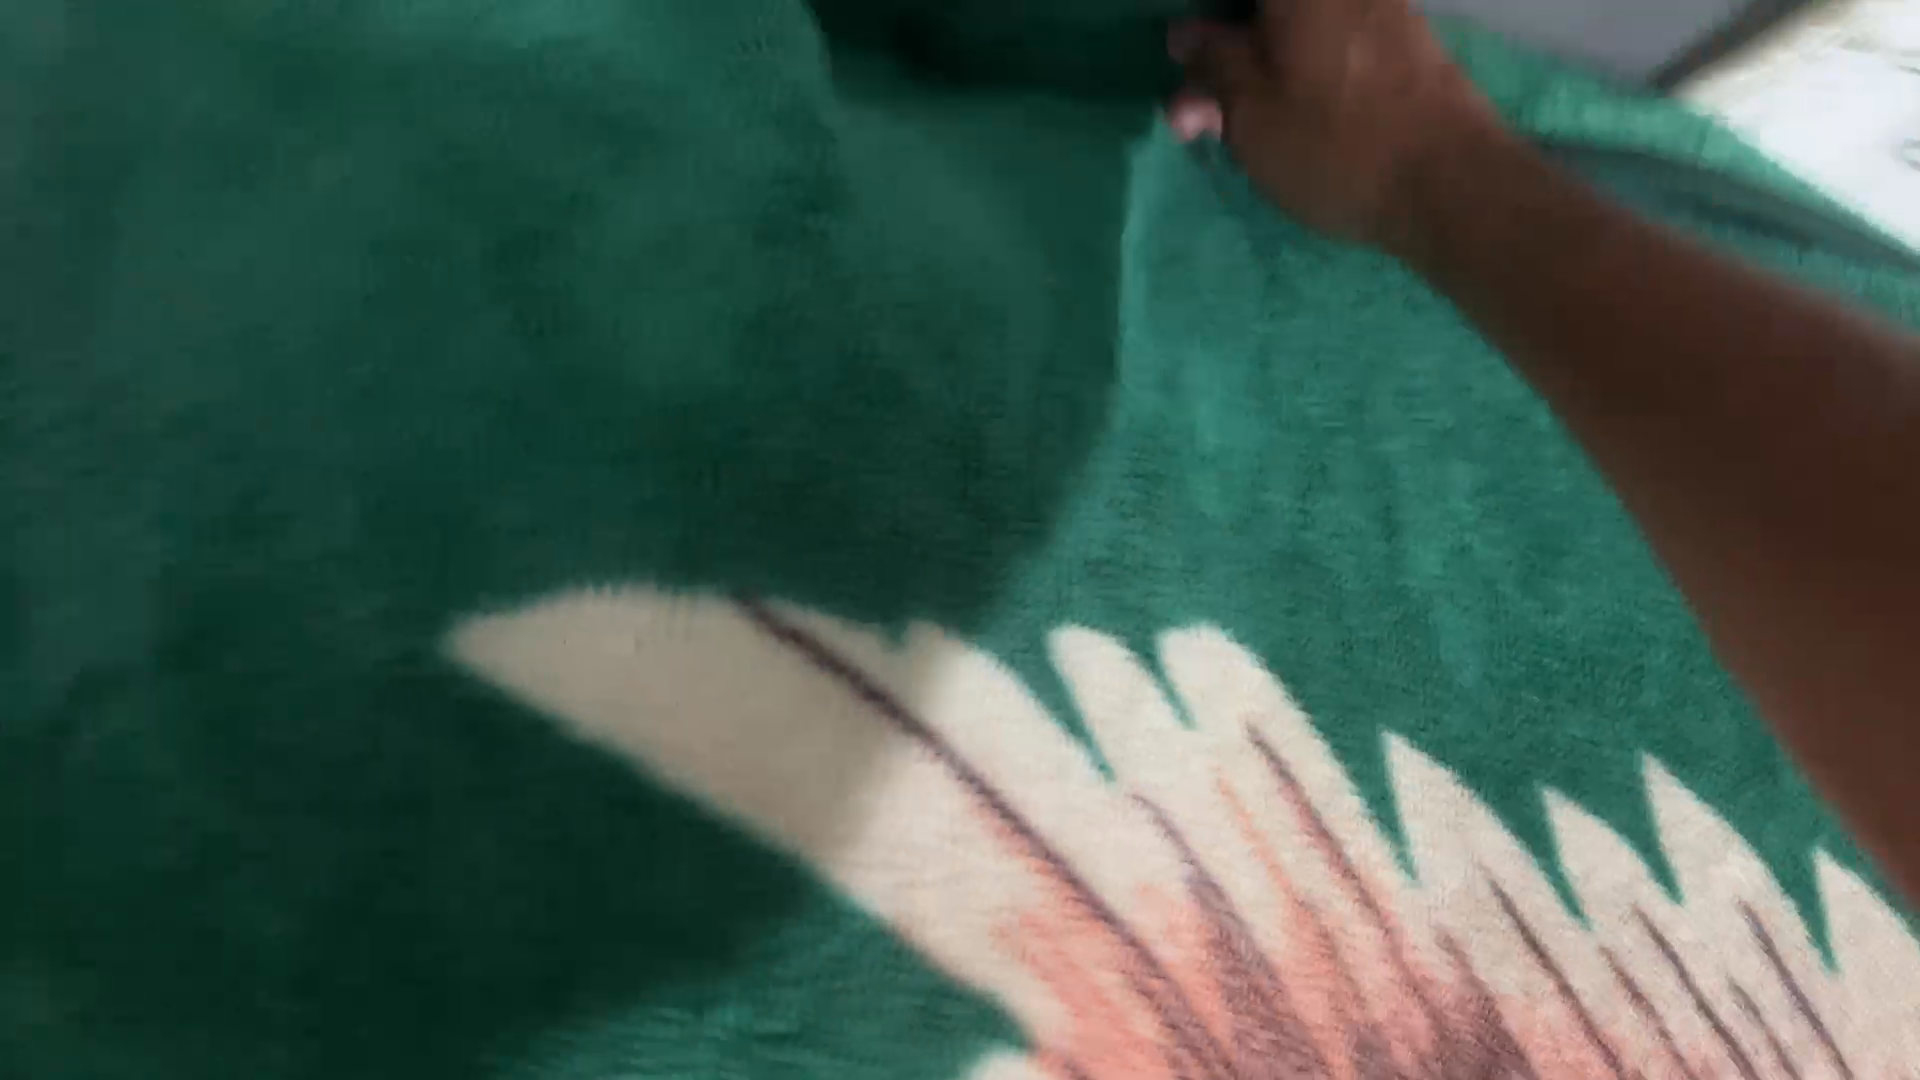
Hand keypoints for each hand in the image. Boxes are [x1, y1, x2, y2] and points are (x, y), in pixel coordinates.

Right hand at [1167, 0, 1504, 250]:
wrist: (1443, 181)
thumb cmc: (1332, 145)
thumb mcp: (1249, 113)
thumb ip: (1213, 66)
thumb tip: (1185, 32)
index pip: (1228, 3)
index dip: (1204, 34)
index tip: (1188, 74)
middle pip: (1263, 16)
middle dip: (1225, 56)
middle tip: (1203, 117)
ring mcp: (1379, 8)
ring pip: (1294, 31)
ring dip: (1256, 73)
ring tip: (1242, 132)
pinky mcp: (1400, 44)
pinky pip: (1327, 45)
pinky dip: (1296, 76)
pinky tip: (1289, 123)